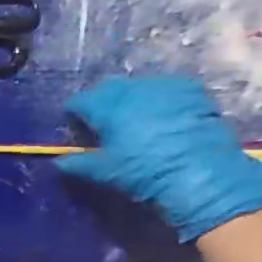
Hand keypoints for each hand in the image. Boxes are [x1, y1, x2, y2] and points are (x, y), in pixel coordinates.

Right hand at [54, 75, 261, 241]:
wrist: (202, 175)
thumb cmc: (144, 173)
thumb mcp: (105, 172)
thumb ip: (78, 164)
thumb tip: (58, 162)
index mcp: (106, 107)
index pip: (78, 102)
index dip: (74, 116)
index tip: (78, 131)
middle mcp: (132, 90)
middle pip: (107, 89)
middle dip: (101, 104)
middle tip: (105, 126)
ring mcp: (163, 86)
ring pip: (137, 86)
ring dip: (130, 99)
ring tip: (135, 120)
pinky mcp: (191, 90)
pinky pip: (166, 88)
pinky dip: (159, 99)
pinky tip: (164, 117)